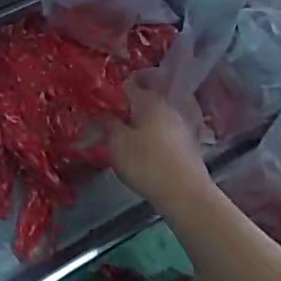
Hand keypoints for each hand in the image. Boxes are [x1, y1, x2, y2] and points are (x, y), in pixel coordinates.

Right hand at [108, 84, 213, 211]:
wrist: (185, 195)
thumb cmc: (146, 164)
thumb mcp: (117, 142)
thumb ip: (106, 122)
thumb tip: (99, 110)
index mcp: (150, 101)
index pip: (126, 85)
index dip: (108, 94)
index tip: (94, 106)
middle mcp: (168, 107)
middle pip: (140, 102)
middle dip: (122, 111)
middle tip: (103, 125)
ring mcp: (180, 125)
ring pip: (150, 119)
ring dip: (134, 126)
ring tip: (118, 140)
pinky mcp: (185, 144)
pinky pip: (160, 133)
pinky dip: (147, 138)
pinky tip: (139, 152)